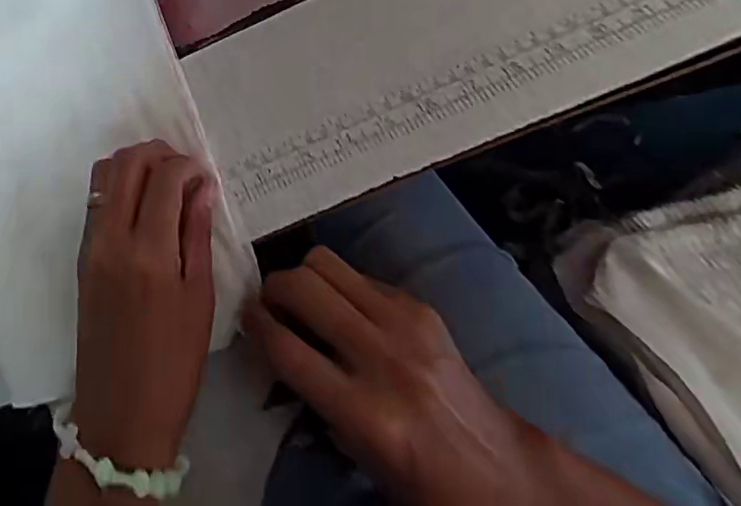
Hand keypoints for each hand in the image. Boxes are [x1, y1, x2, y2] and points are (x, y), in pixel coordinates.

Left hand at [69, 141, 216, 471]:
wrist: (119, 415)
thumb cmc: (174, 363)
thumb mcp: (199, 299)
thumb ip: (197, 234)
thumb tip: (202, 187)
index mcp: (148, 252)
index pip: (164, 178)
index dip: (189, 166)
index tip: (205, 177)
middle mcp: (111, 238)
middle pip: (126, 163)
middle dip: (159, 152)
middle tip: (186, 169)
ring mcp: (90, 246)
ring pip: (104, 174)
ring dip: (135, 164)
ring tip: (165, 183)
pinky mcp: (81, 257)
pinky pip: (97, 200)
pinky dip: (120, 186)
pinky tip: (145, 206)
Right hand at [245, 247, 651, 505]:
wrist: (496, 469)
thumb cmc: (419, 477)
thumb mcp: (357, 453)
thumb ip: (314, 398)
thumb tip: (275, 344)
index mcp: (366, 413)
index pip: (287, 349)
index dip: (255, 324)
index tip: (244, 315)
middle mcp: (384, 359)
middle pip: (303, 288)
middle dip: (273, 287)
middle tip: (268, 302)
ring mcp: (406, 325)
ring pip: (327, 264)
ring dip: (303, 275)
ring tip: (300, 296)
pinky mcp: (421, 307)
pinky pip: (361, 275)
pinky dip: (341, 285)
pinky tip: (344, 308)